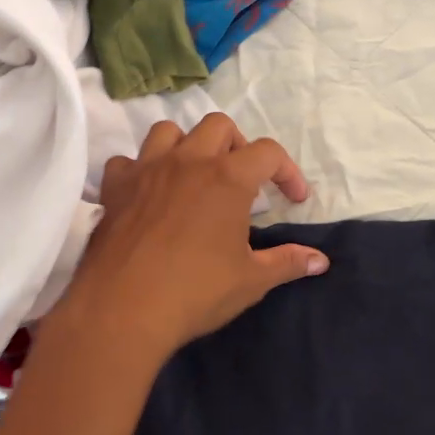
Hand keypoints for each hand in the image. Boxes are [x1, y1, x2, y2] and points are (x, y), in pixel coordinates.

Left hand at [63, 113, 326, 354]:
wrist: (124, 308)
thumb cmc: (197, 291)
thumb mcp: (252, 280)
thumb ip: (288, 263)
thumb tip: (320, 261)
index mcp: (228, 179)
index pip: (268, 152)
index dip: (288, 171)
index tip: (294, 200)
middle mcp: (187, 162)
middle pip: (218, 126)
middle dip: (238, 146)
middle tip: (244, 181)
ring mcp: (146, 170)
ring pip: (169, 132)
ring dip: (189, 147)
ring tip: (196, 178)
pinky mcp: (114, 188)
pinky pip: (129, 161)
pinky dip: (143, 170)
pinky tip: (151, 195)